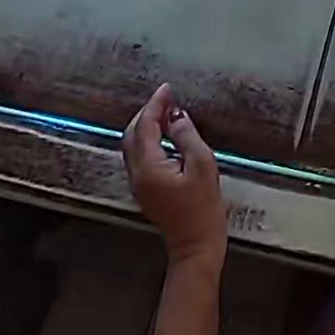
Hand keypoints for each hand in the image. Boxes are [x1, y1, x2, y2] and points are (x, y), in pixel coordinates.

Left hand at [122, 83, 227, 266]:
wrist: (196, 245)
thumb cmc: (203, 207)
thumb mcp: (202, 166)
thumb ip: (187, 137)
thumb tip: (176, 116)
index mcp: (148, 166)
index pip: (145, 126)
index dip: (155, 105)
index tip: (167, 89)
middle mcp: (137, 173)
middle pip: (132, 135)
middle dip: (146, 113)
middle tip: (166, 97)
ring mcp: (139, 183)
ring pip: (133, 145)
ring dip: (146, 125)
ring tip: (166, 111)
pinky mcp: (147, 189)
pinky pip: (141, 155)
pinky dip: (149, 138)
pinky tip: (165, 134)